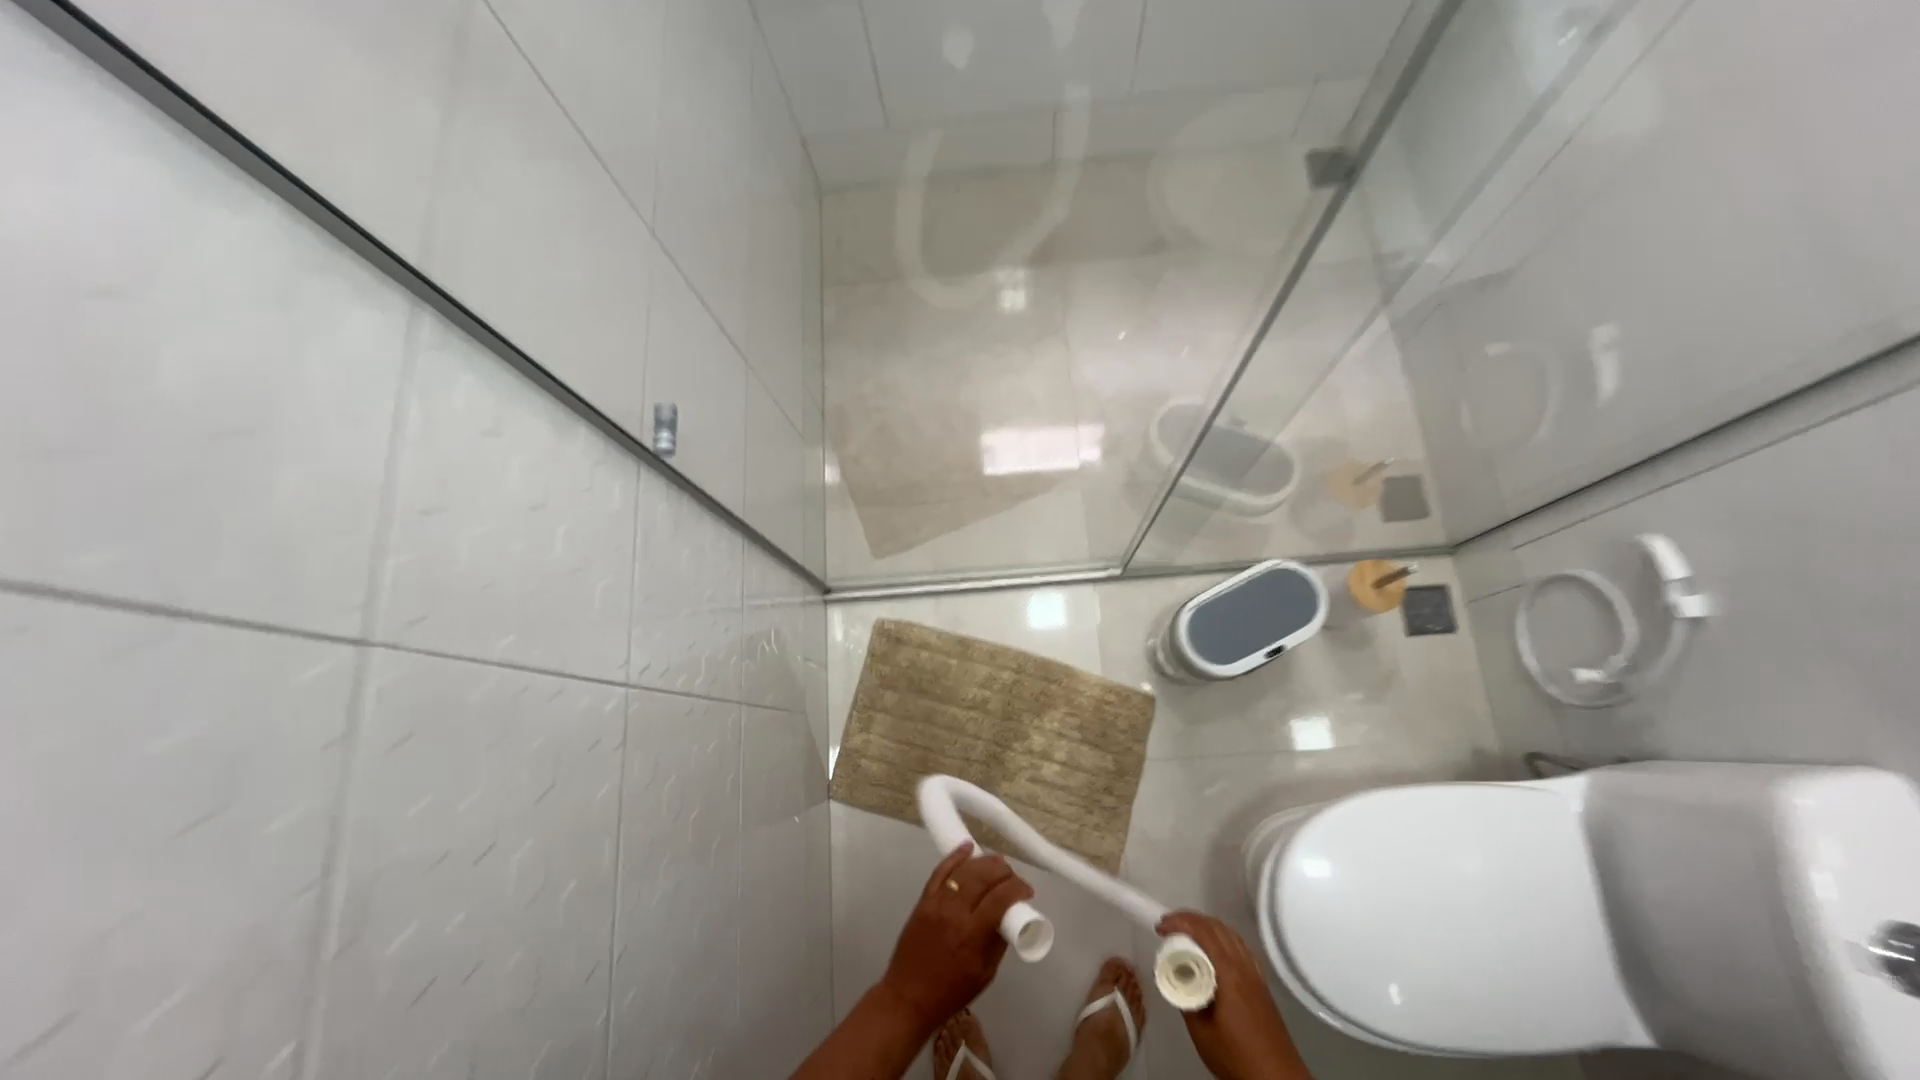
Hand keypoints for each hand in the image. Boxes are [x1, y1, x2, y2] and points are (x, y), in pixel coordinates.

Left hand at [878, 842, 1034, 1029]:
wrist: (908, 996)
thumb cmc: (951, 991)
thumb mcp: (986, 973)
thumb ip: (999, 941)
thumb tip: (1009, 917)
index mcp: (972, 935)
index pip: (1000, 898)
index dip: (1018, 888)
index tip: (1027, 891)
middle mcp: (954, 914)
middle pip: (982, 878)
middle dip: (1003, 871)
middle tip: (1013, 877)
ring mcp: (935, 905)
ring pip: (962, 871)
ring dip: (983, 862)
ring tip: (998, 862)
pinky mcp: (922, 902)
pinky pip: (939, 872)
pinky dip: (954, 857)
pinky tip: (967, 848)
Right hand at [1157, 911, 1306, 1079]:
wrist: (1276, 1078)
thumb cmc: (1236, 1056)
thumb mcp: (1200, 1030)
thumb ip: (1186, 999)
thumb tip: (1177, 978)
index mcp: (1230, 975)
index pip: (1204, 932)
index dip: (1180, 922)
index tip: (1160, 928)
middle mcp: (1246, 968)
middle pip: (1218, 927)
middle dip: (1190, 919)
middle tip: (1168, 927)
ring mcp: (1256, 975)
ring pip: (1231, 935)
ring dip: (1206, 927)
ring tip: (1185, 935)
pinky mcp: (1261, 985)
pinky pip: (1240, 948)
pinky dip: (1221, 939)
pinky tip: (1212, 952)